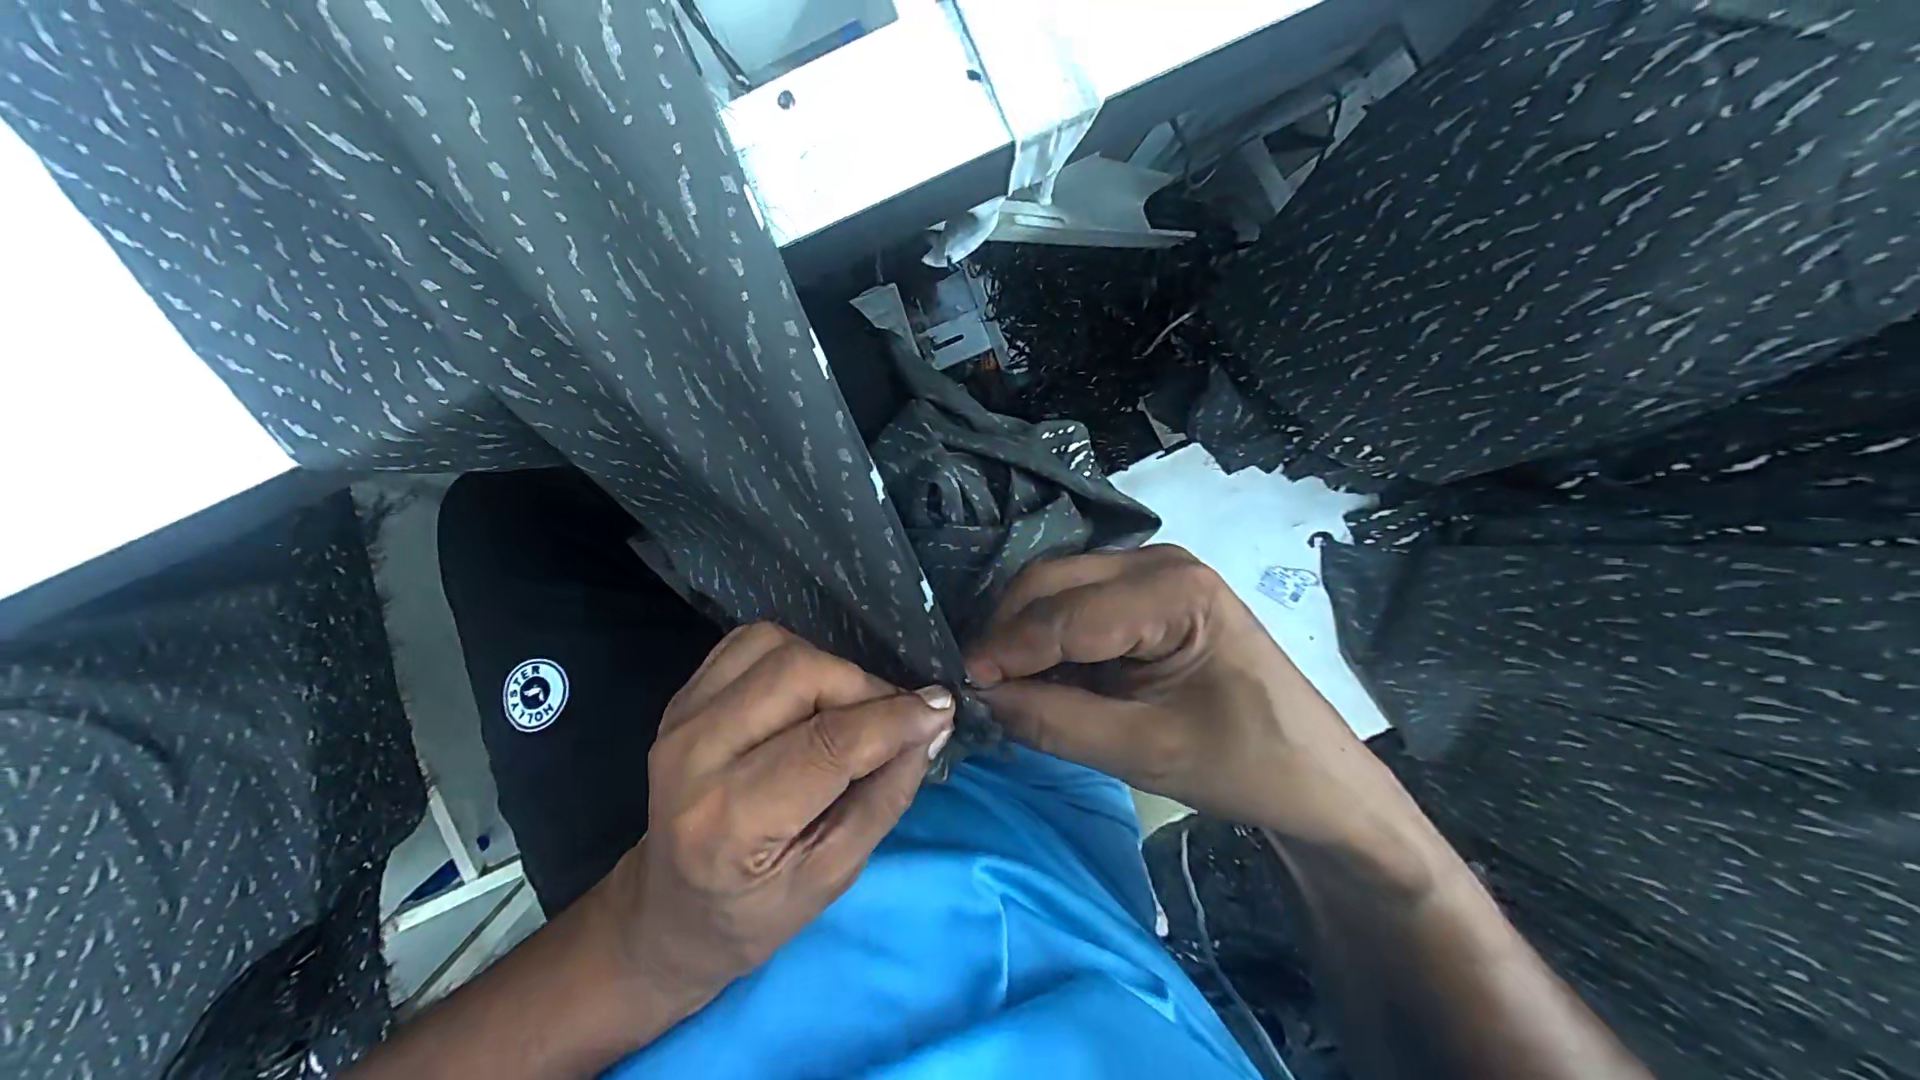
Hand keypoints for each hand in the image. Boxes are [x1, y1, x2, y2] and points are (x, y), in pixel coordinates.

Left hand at [597, 623, 953, 1004]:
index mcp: (729, 821)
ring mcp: (680, 718)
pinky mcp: (682, 698)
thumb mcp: (833, 875)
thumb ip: (887, 796)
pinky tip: (811, 694)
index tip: (942, 709)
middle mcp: (694, 755)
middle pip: (800, 673)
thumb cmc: (754, 912)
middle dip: (865, 688)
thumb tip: (934, 726)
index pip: (828, 743)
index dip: (895, 719)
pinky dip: (796, 655)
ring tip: (851, 710)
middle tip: (894, 719)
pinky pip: (750, 642)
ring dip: (832, 669)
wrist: (668, 910)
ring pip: (777, 646)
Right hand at [965, 546, 1420, 860]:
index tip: (961, 685)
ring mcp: (1153, 573)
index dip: (1006, 649)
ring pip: (1057, 590)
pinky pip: (1077, 605)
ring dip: (1023, 634)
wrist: (1315, 778)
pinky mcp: (1147, 596)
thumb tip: (979, 698)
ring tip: (1000, 685)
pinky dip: (1048, 638)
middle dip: (1007, 634)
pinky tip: (1036, 675)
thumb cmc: (1245, 764)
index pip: (1065, 613)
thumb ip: (1054, 722)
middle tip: (976, 686)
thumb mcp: (1144, 751)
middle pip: (1053, 583)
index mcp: (1175, 590)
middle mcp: (1159, 562)